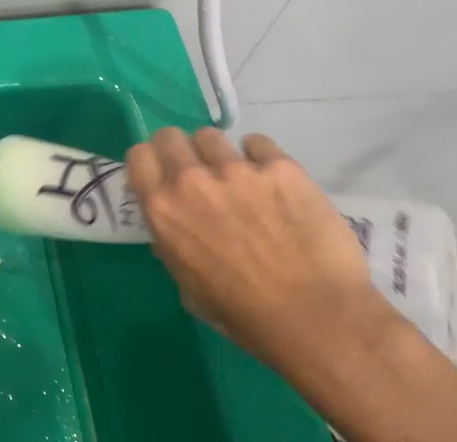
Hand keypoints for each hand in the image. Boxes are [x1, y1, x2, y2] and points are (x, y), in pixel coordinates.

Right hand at [125, 128, 397, 367]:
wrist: (318, 319)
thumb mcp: (188, 287)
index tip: (166, 175)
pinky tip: (275, 183)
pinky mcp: (279, 166)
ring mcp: (236, 169)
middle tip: (202, 174)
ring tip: (242, 179)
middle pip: (171, 136)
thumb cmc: (246, 316)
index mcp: (163, 209)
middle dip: (182, 152)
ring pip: (212, 136)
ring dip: (220, 155)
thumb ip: (172, 244)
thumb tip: (176, 227)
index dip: (153, 162)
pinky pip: (258, 144)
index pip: (139, 154)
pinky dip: (261, 158)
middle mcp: (191, 180)